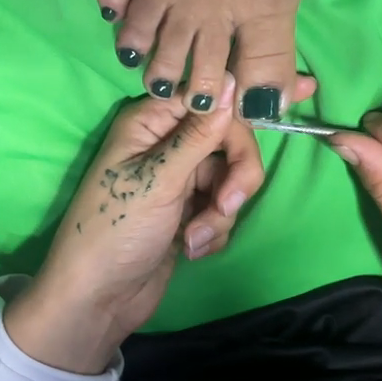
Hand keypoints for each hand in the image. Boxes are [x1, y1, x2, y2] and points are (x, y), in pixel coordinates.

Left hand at [5, 75, 267, 372]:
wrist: (98, 302)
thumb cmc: (116, 231)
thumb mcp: (159, 180)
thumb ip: (198, 134)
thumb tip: (228, 78)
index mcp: (150, 121)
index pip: (210, 98)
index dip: (240, 110)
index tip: (283, 110)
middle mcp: (166, 141)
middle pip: (228, 138)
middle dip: (235, 176)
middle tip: (226, 206)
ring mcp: (178, 176)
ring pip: (230, 177)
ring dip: (221, 212)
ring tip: (194, 239)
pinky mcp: (188, 208)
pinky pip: (223, 206)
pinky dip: (215, 228)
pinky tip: (191, 249)